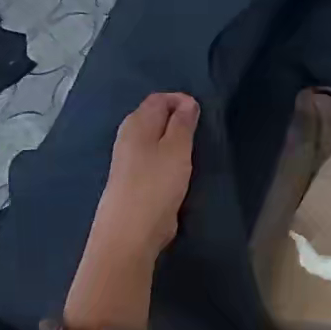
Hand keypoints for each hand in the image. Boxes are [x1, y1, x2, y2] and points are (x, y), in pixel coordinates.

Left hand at [90, 92, 198, 263]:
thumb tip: (187, 102)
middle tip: (200, 131)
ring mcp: (128, 160)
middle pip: (153, 117)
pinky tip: (178, 170)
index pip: (158, 99)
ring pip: (153, 139)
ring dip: (172, 139)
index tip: (202, 114)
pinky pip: (153, 158)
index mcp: (137, 123)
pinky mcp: (134, 181)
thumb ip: (182, 124)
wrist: (131, 230)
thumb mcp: (177, 149)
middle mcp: (128, 137)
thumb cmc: (157, 184)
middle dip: (176, 118)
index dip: (180, 100)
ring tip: (193, 150)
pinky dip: (167, 157)